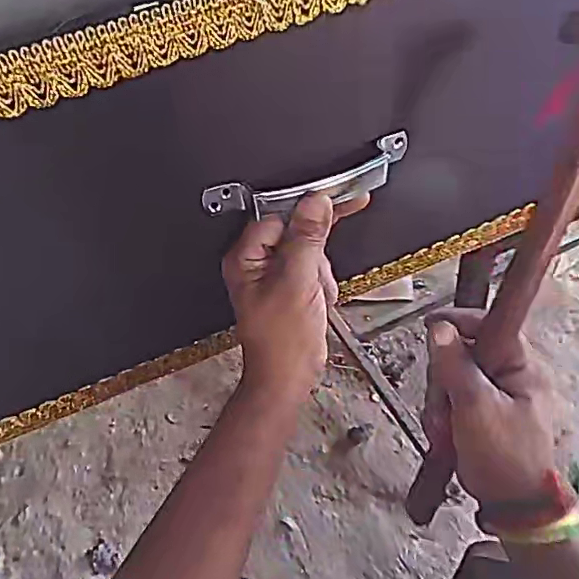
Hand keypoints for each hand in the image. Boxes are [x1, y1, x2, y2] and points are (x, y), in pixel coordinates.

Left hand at [222, 192, 355, 401]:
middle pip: (297, 232)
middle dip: (315, 256)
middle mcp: (254, 265)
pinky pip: (314, 270)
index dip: (305, 213)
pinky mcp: (289, 288)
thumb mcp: (297, 281)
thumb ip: (307, 238)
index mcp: (244, 258)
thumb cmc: (280, 342)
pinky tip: (318, 302)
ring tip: (314, 297)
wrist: (288, 377)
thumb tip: (316, 203)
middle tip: (314, 279)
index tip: (333, 201)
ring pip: (310, 252)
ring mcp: (273, 277)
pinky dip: (322, 284)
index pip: (277, 215)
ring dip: (321, 274)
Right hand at [422, 307, 566, 511]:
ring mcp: (504, 400)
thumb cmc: (506, 459)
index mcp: (524, 369)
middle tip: (441, 410)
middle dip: (443, 382)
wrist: (523, 512)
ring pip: (457, 383)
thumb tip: (440, 328)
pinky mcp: (492, 419)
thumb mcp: (475, 409)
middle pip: (465, 357)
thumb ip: (456, 366)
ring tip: (445, 434)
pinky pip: (459, 405)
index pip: (490, 325)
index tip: (428, 324)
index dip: (459, 320)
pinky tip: (448, 439)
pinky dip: (447, 420)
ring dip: (442, 407)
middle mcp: (516, 378)